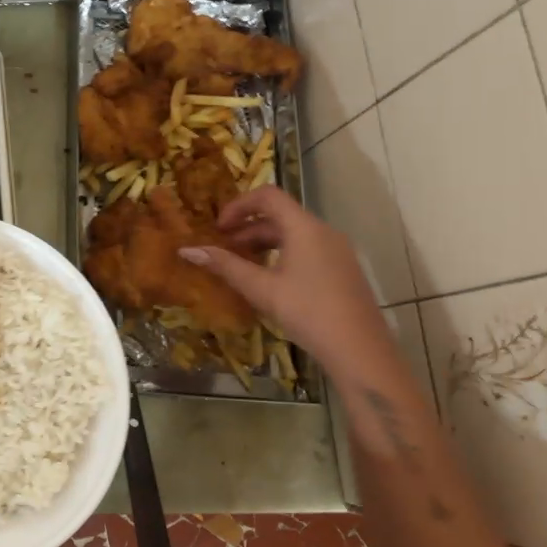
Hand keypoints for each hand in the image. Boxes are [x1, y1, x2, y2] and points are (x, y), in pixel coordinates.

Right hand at [178, 186, 395, 380]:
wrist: (360, 350)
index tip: (218, 228)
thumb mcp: (261, 288)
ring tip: (240, 264)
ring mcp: (336, 250)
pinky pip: (306, 247)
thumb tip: (187, 250)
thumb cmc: (307, 312)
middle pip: (280, 214)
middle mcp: (323, 231)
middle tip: (222, 247)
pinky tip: (269, 279)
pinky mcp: (341, 268)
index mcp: (304, 227)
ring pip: (293, 232)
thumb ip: (225, 266)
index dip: (238, 205)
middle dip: (246, 226)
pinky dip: (281, 253)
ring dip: (262, 241)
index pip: (268, 196)